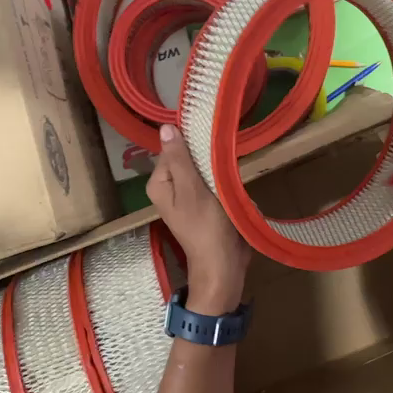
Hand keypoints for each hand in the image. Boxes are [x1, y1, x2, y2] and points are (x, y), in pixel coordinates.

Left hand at [146, 124, 249, 313]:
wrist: (223, 265)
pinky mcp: (205, 206)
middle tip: (221, 175)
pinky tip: (232, 201)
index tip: (211, 152)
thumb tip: (165, 127)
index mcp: (160, 184)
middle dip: (211, 165)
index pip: (174, 149)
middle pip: (191, 160)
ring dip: (221, 178)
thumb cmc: (206, 226)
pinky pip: (216, 187)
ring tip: (228, 192)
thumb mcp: (192, 189)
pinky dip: (226, 191)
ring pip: (207, 172)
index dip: (193, 147)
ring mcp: (188, 198)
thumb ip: (179, 158)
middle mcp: (170, 189)